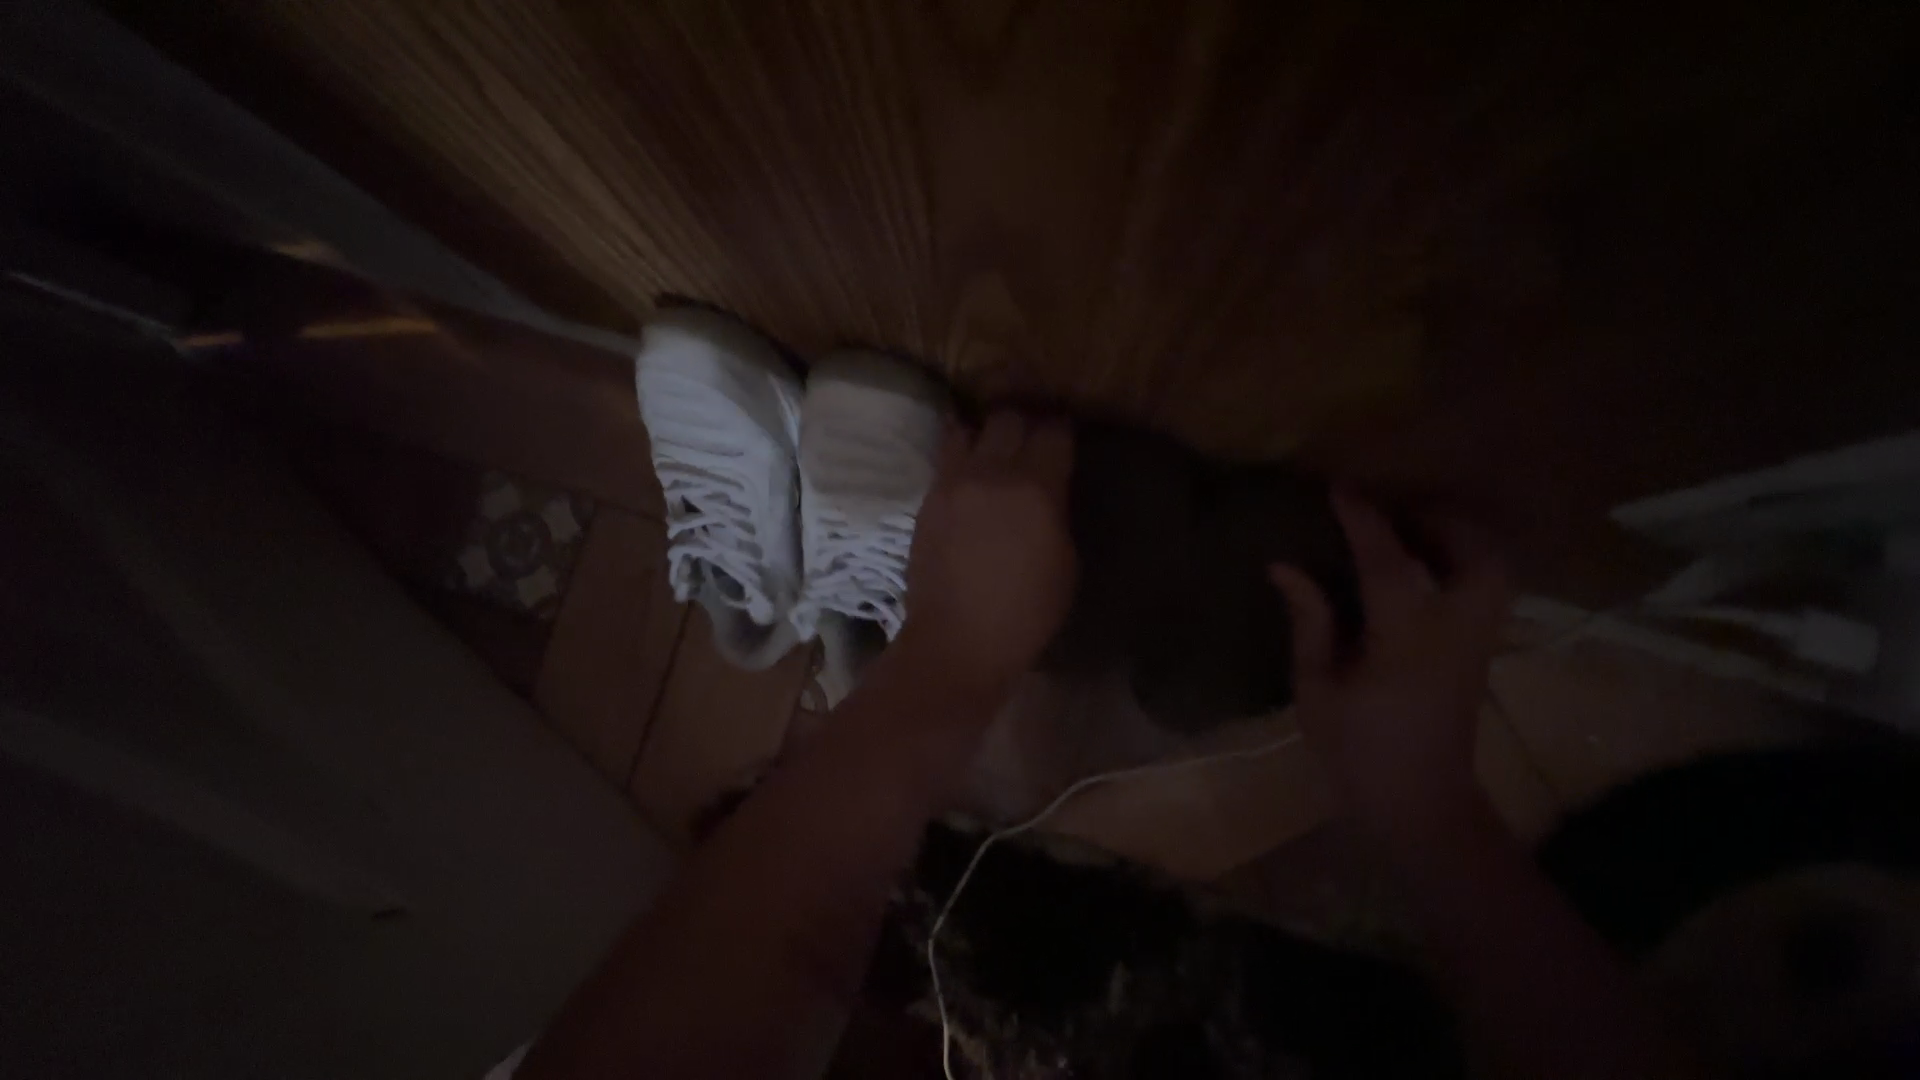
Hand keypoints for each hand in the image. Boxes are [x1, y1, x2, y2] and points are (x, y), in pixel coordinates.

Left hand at [897, 410, 1077, 701]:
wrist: (958, 639)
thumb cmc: (1026, 612)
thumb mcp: (1065, 562)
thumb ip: (1057, 512)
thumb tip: (1048, 490)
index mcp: (1036, 487)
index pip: (1054, 432)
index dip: (1062, 427)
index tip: (1065, 431)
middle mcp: (992, 472)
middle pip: (1009, 418)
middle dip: (1025, 420)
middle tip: (1032, 433)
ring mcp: (953, 482)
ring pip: (970, 429)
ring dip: (986, 431)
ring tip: (995, 443)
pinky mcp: (928, 497)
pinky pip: (945, 457)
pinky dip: (961, 452)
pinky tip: (970, 466)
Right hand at [1268, 491, 1510, 833]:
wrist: (1419, 801)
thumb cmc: (1356, 749)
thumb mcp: (1316, 688)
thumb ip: (1309, 621)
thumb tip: (1284, 566)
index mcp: (1407, 640)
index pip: (1389, 563)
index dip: (1364, 521)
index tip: (1340, 488)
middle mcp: (1456, 630)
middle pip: (1475, 554)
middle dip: (1437, 520)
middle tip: (1391, 511)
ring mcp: (1480, 640)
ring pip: (1495, 568)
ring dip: (1458, 539)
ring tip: (1411, 534)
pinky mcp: (1483, 650)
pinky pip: (1488, 587)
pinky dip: (1464, 562)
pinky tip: (1424, 569)